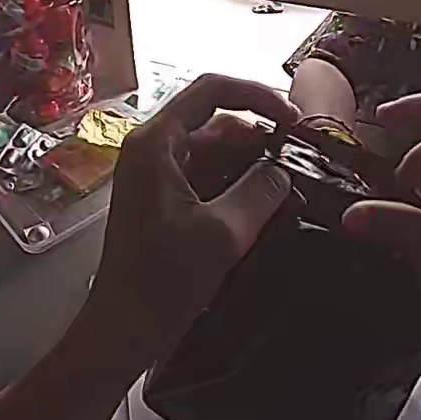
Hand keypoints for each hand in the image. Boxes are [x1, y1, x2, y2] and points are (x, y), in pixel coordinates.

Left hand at [83, 75, 298, 363]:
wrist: (122, 329)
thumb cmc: (161, 281)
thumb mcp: (222, 234)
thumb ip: (259, 191)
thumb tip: (283, 168)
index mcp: (156, 143)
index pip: (211, 90)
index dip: (257, 95)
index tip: (293, 118)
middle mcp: (153, 147)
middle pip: (214, 120)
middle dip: (258, 136)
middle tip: (298, 158)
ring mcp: (157, 171)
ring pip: (214, 148)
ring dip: (250, 161)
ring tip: (288, 183)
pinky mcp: (164, 195)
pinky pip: (206, 173)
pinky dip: (236, 180)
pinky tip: (266, 200)